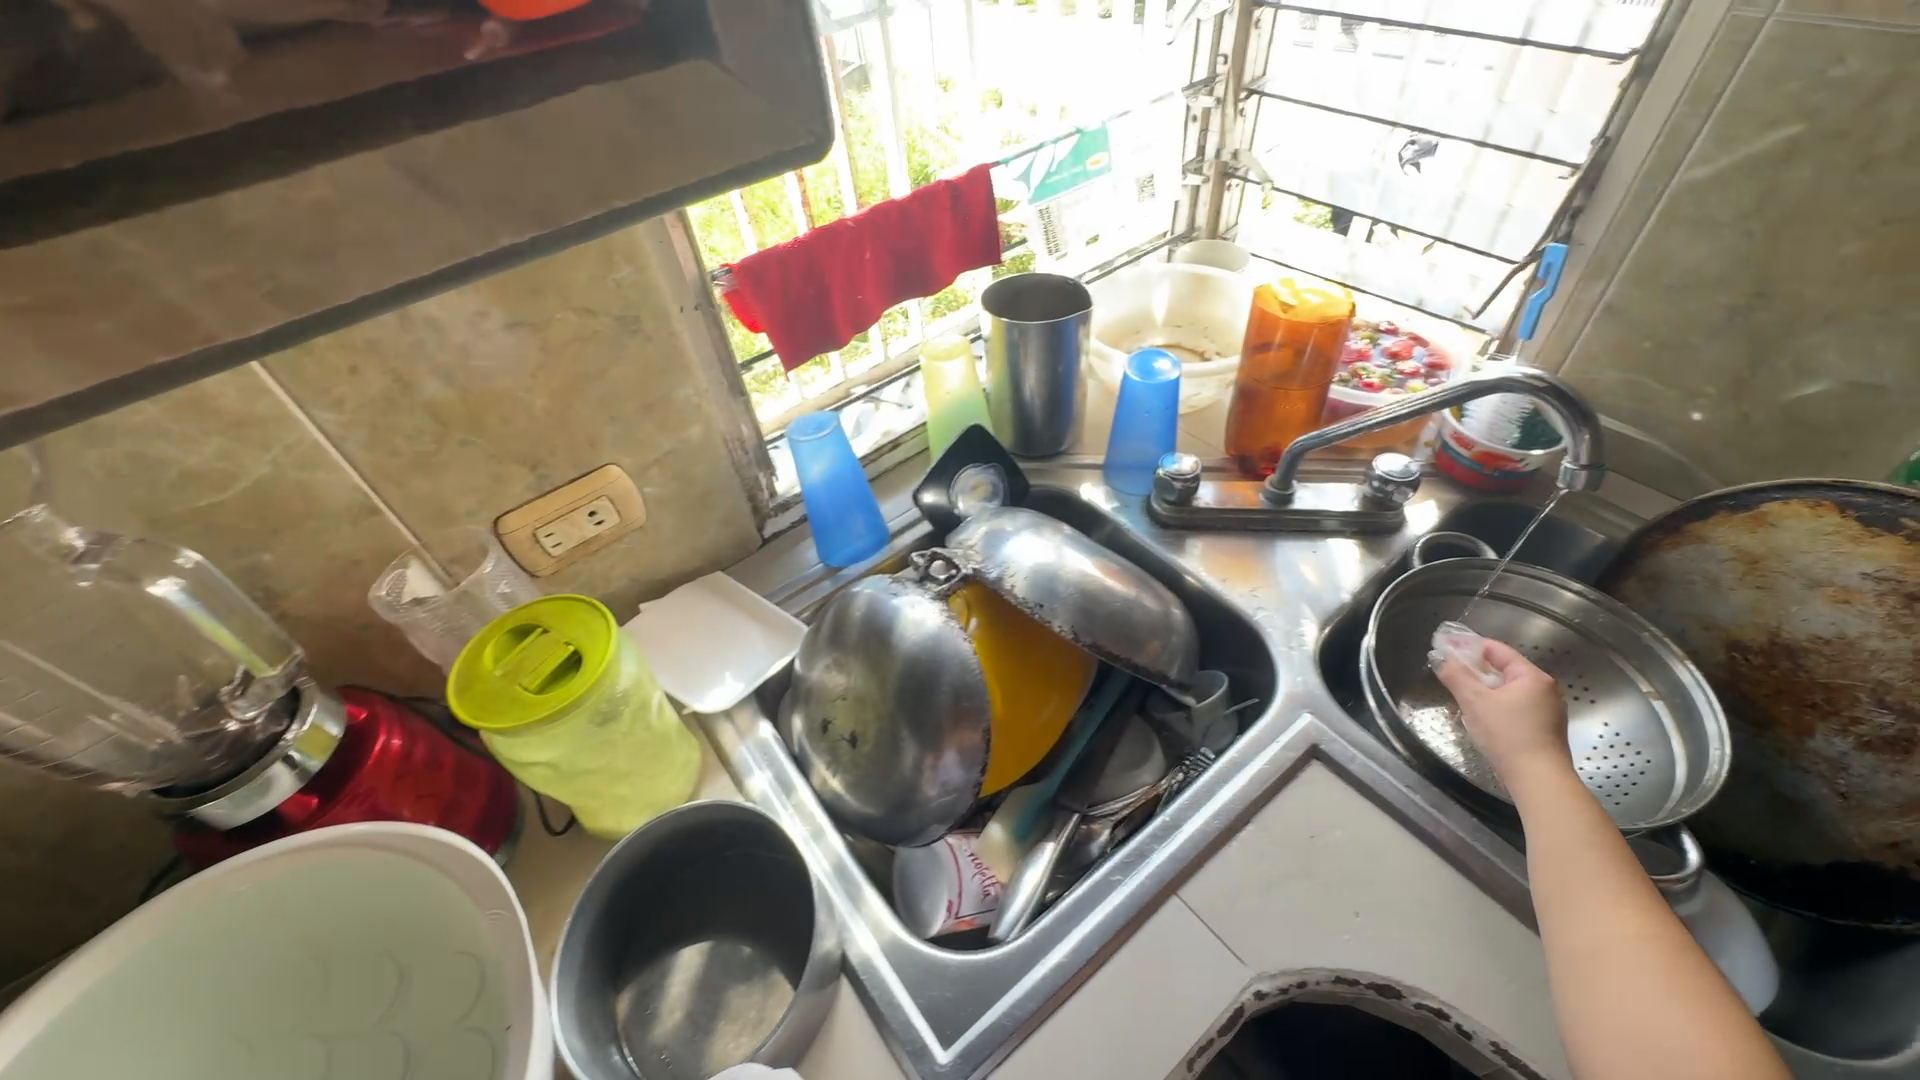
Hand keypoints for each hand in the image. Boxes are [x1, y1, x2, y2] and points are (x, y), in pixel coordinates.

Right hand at [1436, 638, 1572, 786]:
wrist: (1538, 778)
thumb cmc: (1507, 734)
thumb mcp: (1474, 701)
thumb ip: (1455, 676)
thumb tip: (1441, 659)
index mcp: (1532, 677)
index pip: (1498, 650)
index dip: (1470, 646)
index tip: (1447, 647)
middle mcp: (1546, 689)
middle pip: (1505, 670)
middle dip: (1476, 669)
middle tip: (1451, 672)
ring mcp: (1549, 710)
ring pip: (1510, 690)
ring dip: (1486, 689)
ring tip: (1463, 695)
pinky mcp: (1546, 729)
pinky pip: (1517, 707)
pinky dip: (1498, 705)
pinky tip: (1484, 717)